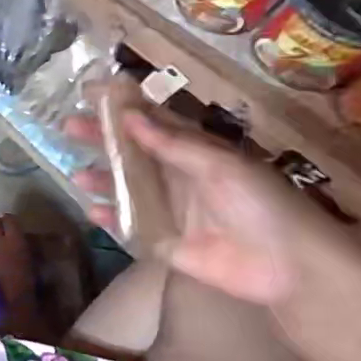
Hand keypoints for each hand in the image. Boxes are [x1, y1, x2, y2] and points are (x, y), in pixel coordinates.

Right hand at [67, 104, 348, 308]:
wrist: (291, 268)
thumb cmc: (260, 204)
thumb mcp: (218, 165)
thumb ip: (172, 144)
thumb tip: (128, 115)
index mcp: (193, 150)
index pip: (151, 121)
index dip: (121, 106)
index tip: (89, 92)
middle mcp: (177, 175)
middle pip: (131, 152)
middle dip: (101, 139)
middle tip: (69, 126)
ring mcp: (170, 209)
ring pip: (127, 188)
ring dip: (103, 179)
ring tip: (77, 174)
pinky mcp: (167, 243)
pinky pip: (132, 227)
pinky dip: (112, 219)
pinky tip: (93, 212)